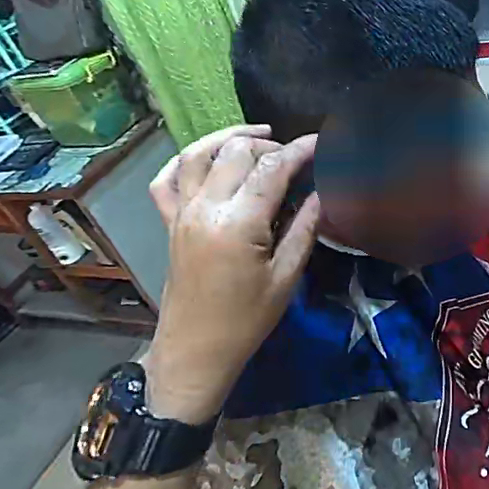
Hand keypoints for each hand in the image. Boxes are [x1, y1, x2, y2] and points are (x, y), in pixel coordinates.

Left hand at [140, 125, 318, 422]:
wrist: (194, 351)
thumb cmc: (246, 319)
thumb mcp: (287, 276)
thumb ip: (305, 228)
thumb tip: (321, 192)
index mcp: (238, 224)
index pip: (272, 168)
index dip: (300, 150)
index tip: (322, 143)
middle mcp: (205, 209)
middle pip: (236, 151)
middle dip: (270, 145)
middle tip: (295, 158)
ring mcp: (181, 213)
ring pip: (197, 154)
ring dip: (229, 138)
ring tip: (259, 137)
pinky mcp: (168, 222)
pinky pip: (166, 179)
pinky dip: (185, 159)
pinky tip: (209, 156)